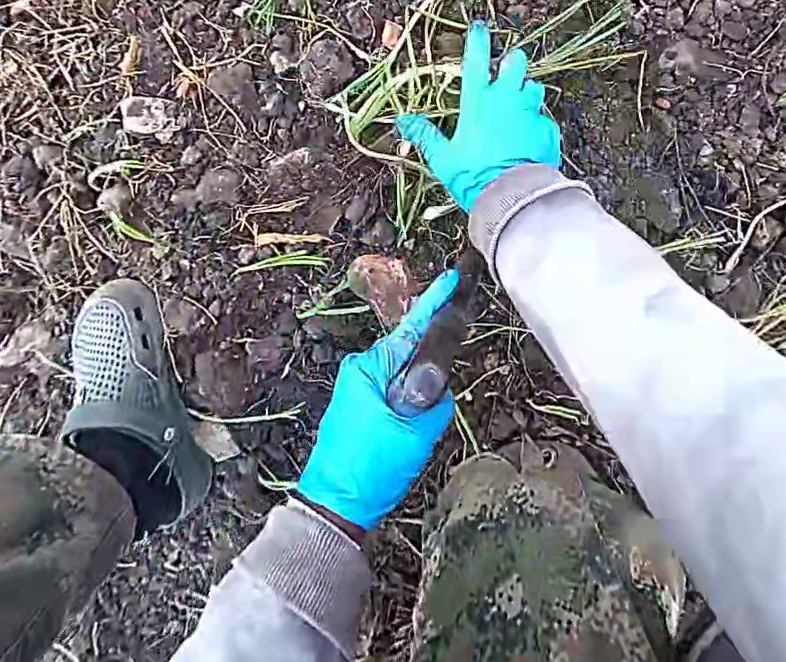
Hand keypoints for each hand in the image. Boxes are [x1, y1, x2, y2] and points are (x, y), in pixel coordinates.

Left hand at [297, 271, 460, 530]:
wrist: (334, 508)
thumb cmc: (371, 467)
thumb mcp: (414, 433)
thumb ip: (435, 401)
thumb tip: (440, 386)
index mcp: (370, 367)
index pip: (411, 327)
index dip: (434, 302)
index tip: (452, 278)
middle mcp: (362, 369)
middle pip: (409, 352)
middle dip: (429, 367)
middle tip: (436, 396)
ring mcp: (357, 386)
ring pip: (403, 376)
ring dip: (417, 393)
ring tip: (413, 432)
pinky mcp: (359, 404)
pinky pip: (393, 392)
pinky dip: (407, 404)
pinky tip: (406, 432)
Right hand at [396, 20, 561, 210]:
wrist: (514, 197)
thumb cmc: (474, 175)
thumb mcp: (443, 157)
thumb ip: (425, 135)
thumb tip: (403, 120)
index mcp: (478, 100)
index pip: (477, 58)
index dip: (478, 38)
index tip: (479, 27)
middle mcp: (507, 98)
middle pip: (516, 61)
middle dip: (511, 62)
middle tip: (504, 73)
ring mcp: (530, 112)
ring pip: (533, 86)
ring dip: (526, 92)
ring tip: (517, 107)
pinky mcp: (548, 129)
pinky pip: (543, 118)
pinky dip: (536, 123)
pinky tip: (529, 138)